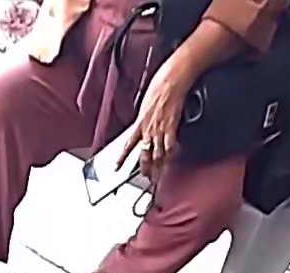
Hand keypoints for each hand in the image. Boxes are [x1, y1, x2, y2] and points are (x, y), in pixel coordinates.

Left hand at [116, 49, 198, 178]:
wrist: (172, 77)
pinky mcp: (170, 126)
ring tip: (162, 173)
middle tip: (149, 178)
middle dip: (146, 169)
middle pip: (144, 156)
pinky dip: (172, 154)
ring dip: (159, 166)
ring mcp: (158, 129)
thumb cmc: (161, 84)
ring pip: (157, 155)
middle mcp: (147, 129)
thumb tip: (145, 123)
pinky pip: (170, 146)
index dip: (121, 159)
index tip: (116, 168)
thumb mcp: (145, 104)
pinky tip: (174, 157)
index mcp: (139, 124)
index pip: (127, 145)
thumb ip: (144, 117)